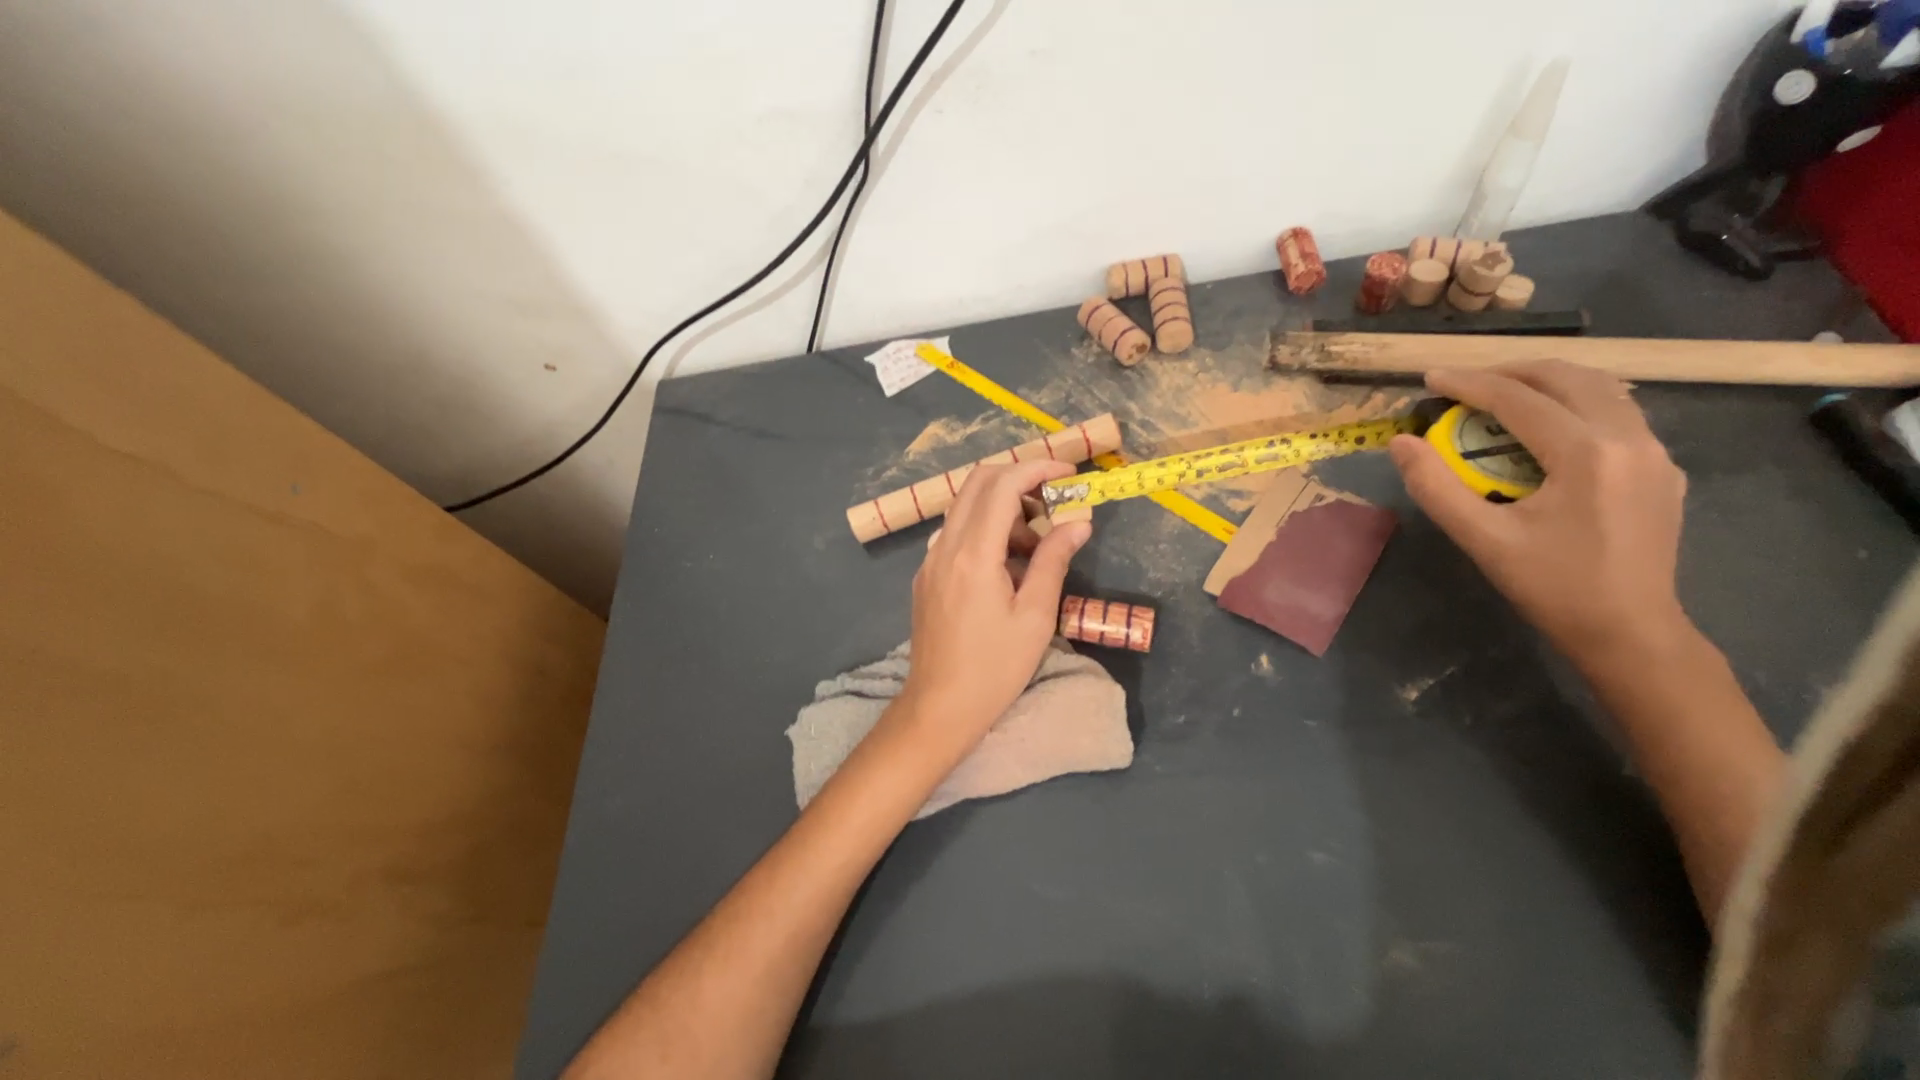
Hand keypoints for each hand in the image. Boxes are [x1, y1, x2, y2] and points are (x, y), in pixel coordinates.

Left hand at [897, 460, 1092, 762]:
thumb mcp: (1035, 616)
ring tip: (1037, 546)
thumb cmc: (994, 668)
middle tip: (1054, 501)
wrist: (939, 707)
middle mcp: (945, 546)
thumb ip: (1054, 561)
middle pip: (978, 483)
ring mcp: (930, 560)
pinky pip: (956, 534)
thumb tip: (1078, 522)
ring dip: (1003, 507)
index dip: (1038, 468)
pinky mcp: (926, 577)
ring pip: (965, 507)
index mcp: (973, 553)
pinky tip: (1008, 566)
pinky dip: (986, 530)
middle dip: (1019, 479)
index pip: (1002, 485)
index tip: (1069, 474)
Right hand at [1389, 360, 1690, 666]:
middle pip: (1567, 378)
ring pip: (1600, 388)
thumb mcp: (1484, 540)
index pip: (1518, 399)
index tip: (1430, 379)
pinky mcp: (1664, 469)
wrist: (1631, 632)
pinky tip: (1553, 426)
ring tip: (1505, 394)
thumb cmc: (1553, 588)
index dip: (1468, 384)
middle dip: (1511, 372)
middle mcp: (1629, 438)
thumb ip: (1437, 487)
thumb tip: (1401, 443)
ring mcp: (1655, 451)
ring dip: (1548, 382)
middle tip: (1466, 382)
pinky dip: (1578, 404)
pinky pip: (1620, 414)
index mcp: (1585, 453)